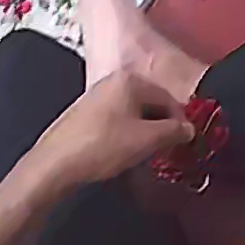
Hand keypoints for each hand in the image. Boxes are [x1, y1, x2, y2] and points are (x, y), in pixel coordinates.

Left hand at [25, 70, 194, 192]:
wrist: (55, 164)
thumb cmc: (104, 146)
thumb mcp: (146, 140)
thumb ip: (173, 131)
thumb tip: (190, 129)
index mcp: (130, 80)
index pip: (168, 98)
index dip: (180, 121)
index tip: (186, 142)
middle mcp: (113, 80)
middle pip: (151, 102)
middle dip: (162, 125)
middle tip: (169, 148)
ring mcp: (97, 95)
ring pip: (134, 111)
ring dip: (146, 129)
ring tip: (149, 152)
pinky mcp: (85, 111)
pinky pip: (118, 117)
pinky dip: (128, 131)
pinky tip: (125, 149)